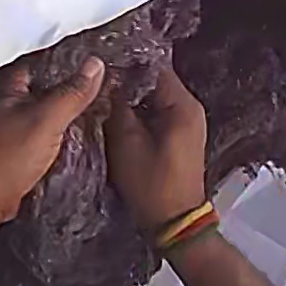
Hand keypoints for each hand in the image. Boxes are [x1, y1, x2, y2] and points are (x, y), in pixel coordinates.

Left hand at [0, 57, 105, 224]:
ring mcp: (3, 133)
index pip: (39, 64)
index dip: (66, 63)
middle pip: (41, 92)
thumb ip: (71, 93)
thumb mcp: (47, 119)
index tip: (92, 66)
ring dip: (61, 121)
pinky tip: (70, 148)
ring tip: (90, 120)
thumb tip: (94, 64)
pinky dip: (53, 143)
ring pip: (40, 119)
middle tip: (98, 94)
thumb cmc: (5, 157)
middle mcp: (2, 107)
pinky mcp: (8, 157)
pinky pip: (37, 142)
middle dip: (67, 94)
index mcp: (7, 90)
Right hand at [104, 65, 207, 230]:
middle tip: (96, 79)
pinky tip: (117, 113)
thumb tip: (106, 79)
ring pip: (154, 96)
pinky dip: (139, 110)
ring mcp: (187, 122)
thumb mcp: (126, 142)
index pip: (153, 66)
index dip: (125, 62)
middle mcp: (190, 107)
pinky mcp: (180, 135)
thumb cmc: (151, 183)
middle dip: (126, 79)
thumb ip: (117, 106)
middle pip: (155, 80)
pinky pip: (158, 112)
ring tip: (102, 94)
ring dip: (131, 96)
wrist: (176, 223)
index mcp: (182, 104)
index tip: (99, 64)